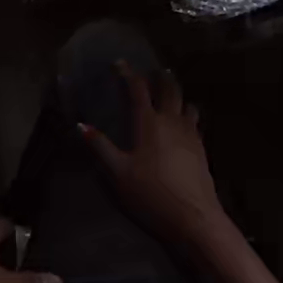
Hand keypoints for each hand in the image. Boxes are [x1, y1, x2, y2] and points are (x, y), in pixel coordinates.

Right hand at [80, 64, 229, 247]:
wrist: (195, 219)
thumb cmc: (151, 194)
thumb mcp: (117, 173)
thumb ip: (100, 147)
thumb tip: (80, 125)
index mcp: (149, 122)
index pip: (137, 89)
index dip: (128, 73)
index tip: (119, 63)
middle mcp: (171, 121)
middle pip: (169, 89)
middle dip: (160, 77)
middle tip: (154, 70)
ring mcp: (190, 134)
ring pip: (186, 104)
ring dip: (178, 94)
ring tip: (172, 92)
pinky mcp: (202, 150)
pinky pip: (195, 122)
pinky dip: (188, 113)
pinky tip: (185, 123)